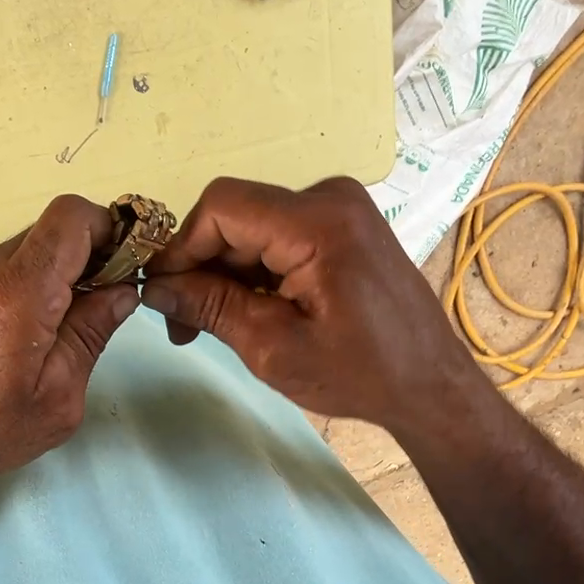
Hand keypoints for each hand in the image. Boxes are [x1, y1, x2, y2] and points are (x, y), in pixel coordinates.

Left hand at [0, 195, 140, 503]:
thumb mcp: (57, 397)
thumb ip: (92, 334)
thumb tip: (122, 292)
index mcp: (20, 291)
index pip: (74, 216)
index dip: (114, 231)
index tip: (132, 270)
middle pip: (58, 227)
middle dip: (97, 251)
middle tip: (115, 301)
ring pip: (38, 246)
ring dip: (70, 269)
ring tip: (84, 321)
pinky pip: (17, 267)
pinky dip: (45, 281)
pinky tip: (50, 328)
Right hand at [141, 176, 487, 436]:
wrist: (430, 384)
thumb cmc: (359, 373)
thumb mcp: (273, 347)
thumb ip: (210, 308)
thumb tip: (153, 288)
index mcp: (318, 222)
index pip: (221, 207)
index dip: (181, 247)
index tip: (162, 295)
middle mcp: (327, 199)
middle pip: (233, 217)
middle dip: (198, 268)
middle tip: (181, 325)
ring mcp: (336, 210)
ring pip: (248, 230)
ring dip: (220, 276)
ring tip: (208, 327)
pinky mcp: (338, 228)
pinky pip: (273, 239)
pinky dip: (248, 274)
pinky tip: (242, 313)